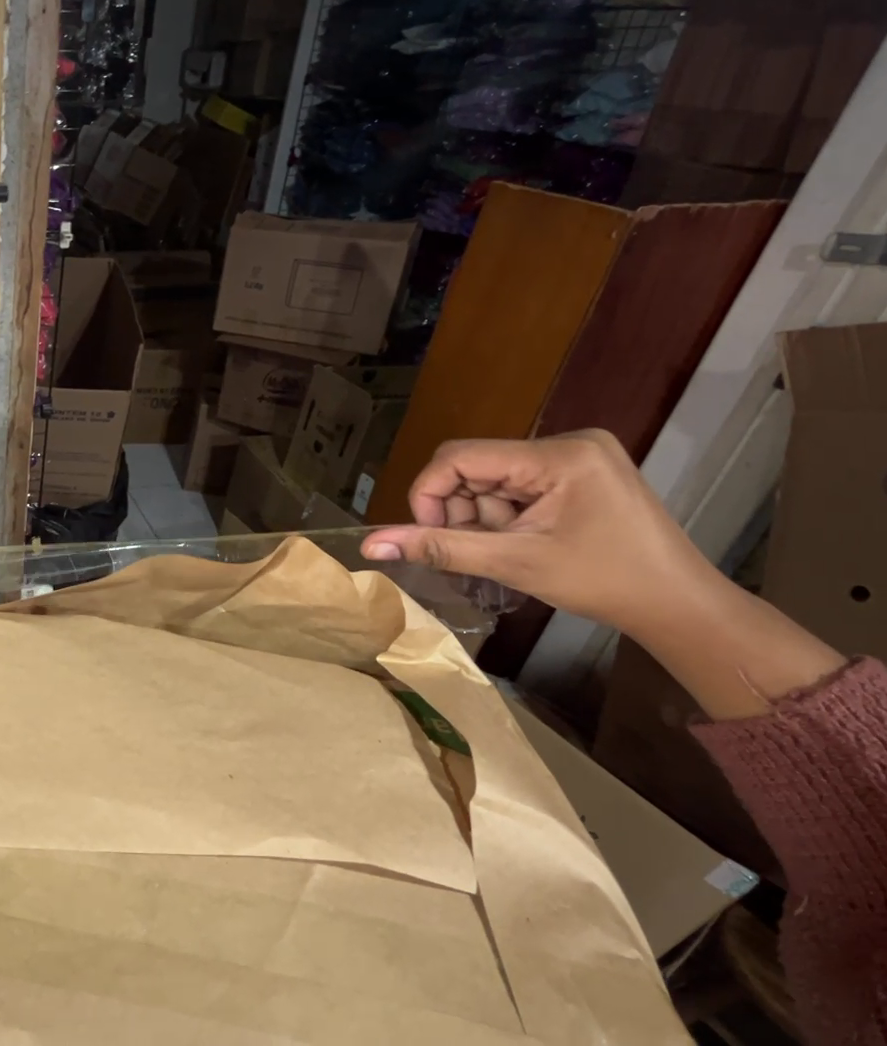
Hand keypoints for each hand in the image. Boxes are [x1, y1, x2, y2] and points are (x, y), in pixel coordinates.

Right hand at [357, 430, 722, 635]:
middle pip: (474, 467)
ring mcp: (576, 456)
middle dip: (461, 510)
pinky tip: (522, 540)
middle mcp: (567, 442)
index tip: (430, 537)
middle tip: (478, 549)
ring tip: (508, 549)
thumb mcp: (512, 563)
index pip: (459, 457)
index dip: (429, 495)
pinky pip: (515, 484)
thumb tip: (370, 544)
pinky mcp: (579, 472)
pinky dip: (503, 515)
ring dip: (481, 516)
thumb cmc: (602, 582)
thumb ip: (438, 547)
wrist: (678, 604)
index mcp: (558, 454)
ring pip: (490, 478)